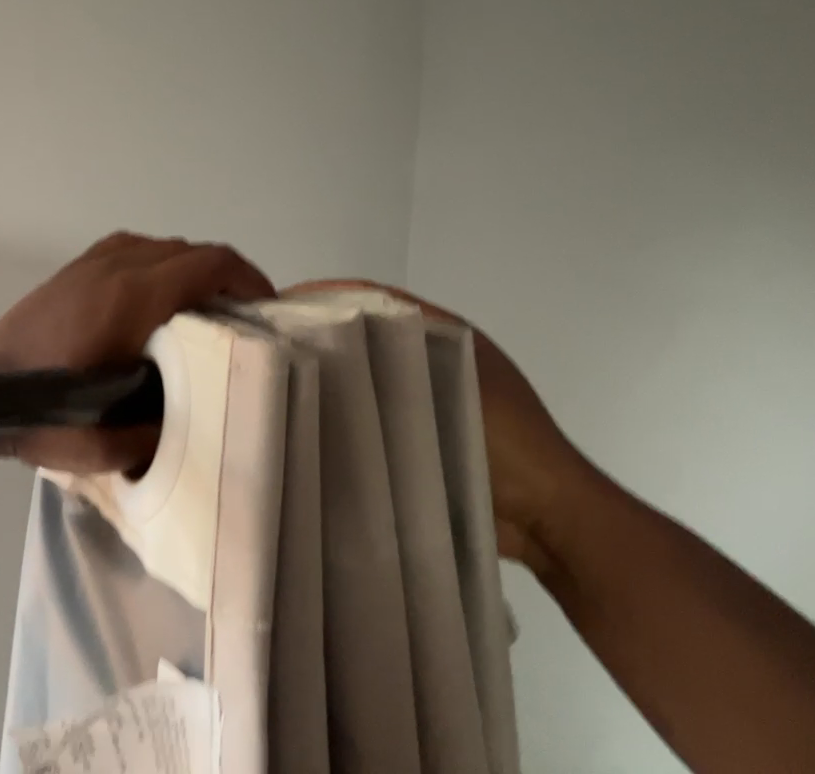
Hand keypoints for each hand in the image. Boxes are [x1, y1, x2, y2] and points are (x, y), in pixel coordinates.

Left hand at [0, 232, 275, 475]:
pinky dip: (160, 263)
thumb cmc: (40, 419)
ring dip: (192, 269)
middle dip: (226, 277)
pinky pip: (132, 248)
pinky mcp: (72, 270)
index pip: (209, 264)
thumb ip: (163, 433)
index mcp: (132, 298)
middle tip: (241, 319)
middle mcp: (115, 267)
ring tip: (204, 309)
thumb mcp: (108, 446)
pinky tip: (157, 298)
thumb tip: (200, 421)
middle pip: (190, 250)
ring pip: (162, 246)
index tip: (266, 309)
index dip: (249, 279)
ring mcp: (89, 263)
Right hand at [283, 279, 591, 572]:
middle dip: (318, 334)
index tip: (275, 306)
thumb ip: (406, 354)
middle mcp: (432, 359)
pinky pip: (374, 415)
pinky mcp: (420, 439)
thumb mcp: (459, 384)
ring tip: (276, 382)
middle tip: (265, 345)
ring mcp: (427, 400)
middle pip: (364, 334)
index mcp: (445, 333)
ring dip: (329, 376)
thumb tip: (335, 331)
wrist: (550, 519)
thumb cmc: (509, 445)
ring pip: (366, 375)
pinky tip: (309, 422)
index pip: (374, 299)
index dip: (325, 296)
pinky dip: (345, 414)